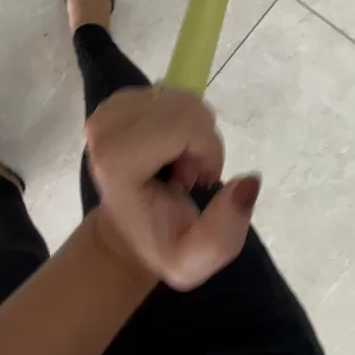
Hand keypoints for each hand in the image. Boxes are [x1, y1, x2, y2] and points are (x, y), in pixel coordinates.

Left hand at [83, 86, 260, 290]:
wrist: (126, 230)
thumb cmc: (159, 243)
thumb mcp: (193, 261)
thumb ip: (224, 232)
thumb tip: (249, 181)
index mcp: (117, 161)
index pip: (182, 125)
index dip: (205, 151)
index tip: (192, 182)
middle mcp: (104, 129)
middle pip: (184, 106)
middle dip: (201, 139)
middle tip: (187, 173)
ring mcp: (107, 110)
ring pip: (180, 96)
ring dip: (192, 129)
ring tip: (177, 162)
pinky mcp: (116, 101)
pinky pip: (169, 93)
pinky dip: (180, 119)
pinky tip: (168, 147)